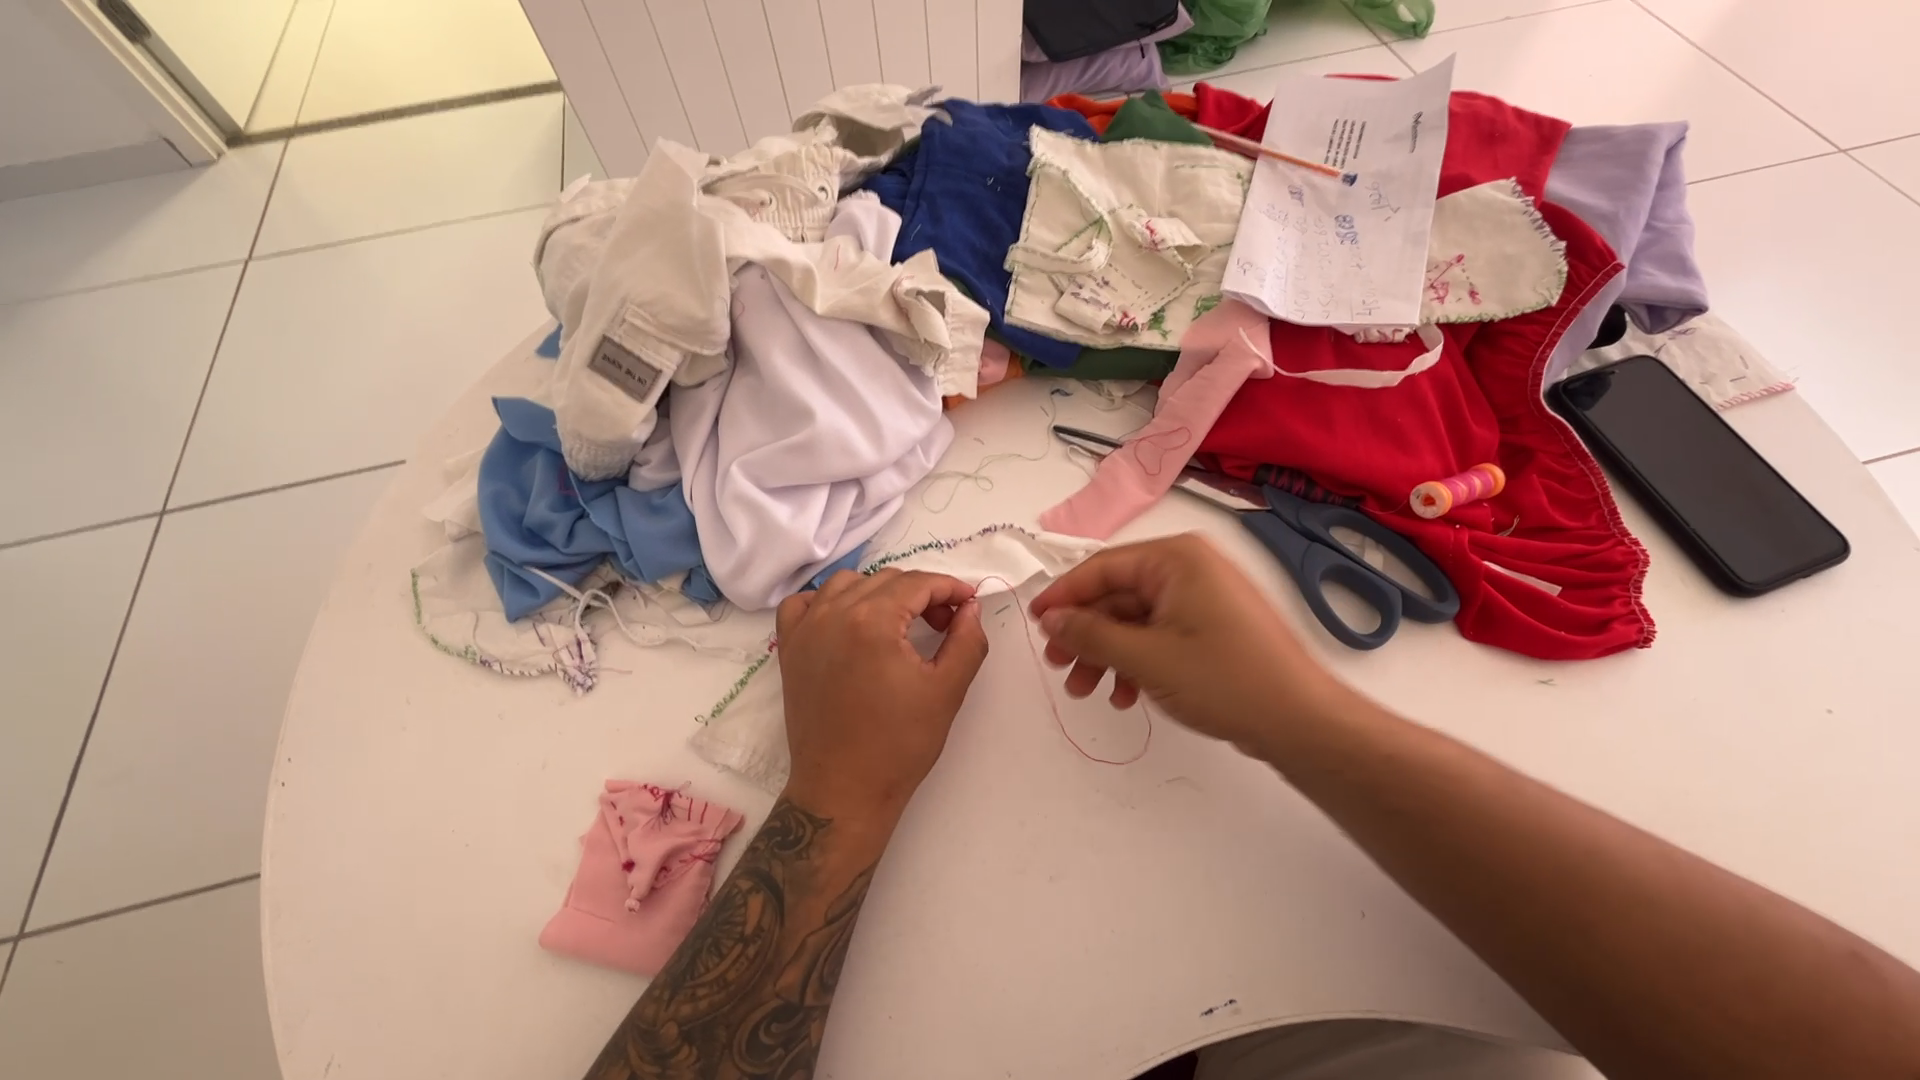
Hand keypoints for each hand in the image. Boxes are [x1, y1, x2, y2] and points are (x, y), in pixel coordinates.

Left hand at [776, 569, 990, 824]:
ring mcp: (805, 629)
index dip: (950, 588)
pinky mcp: (790, 648)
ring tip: (901, 623)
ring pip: (847, 584)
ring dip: (879, 592)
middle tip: (945, 624)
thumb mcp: (947, 690)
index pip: (918, 583)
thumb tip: (970, 607)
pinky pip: (804, 603)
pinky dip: (829, 601)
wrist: (844, 789)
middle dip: (922, 593)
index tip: (969, 604)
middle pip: (886, 580)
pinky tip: (849, 622)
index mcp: (871, 620)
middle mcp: (832, 613)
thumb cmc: (899, 744)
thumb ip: (967, 640)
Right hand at [1028, 533, 1352, 760]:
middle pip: (1118, 596)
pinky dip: (1137, 663)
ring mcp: (1203, 600)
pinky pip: (1159, 637)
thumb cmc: (1224, 679)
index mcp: (1176, 558)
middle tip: (1059, 667)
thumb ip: (1090, 634)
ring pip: (1135, 621)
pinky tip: (1126, 697)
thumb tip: (1051, 619)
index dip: (1063, 596)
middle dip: (1086, 635)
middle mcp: (1189, 569)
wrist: (1300, 721)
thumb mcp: (1146, 657)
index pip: (1103, 568)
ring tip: (1087, 691)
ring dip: (1107, 655)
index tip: (1035, 624)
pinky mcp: (1212, 629)